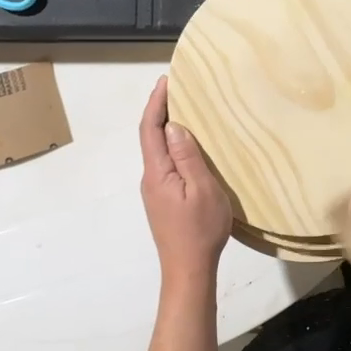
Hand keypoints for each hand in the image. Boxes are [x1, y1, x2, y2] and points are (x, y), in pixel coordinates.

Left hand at [138, 77, 231, 283]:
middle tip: (176, 88)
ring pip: (157, 150)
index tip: (165, 81)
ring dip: (165, 127)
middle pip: (150, 137)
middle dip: (159, 110)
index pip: (150, 129)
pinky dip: (171, 144)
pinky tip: (186, 143)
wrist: (188, 270)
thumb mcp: (201, 190)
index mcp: (157, 172)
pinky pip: (164, 162)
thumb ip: (187, 157)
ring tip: (184, 108)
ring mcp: (154, 190)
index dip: (156, 103)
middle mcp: (150, 178)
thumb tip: (173, 126)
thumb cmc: (200, 230)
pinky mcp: (162, 199)